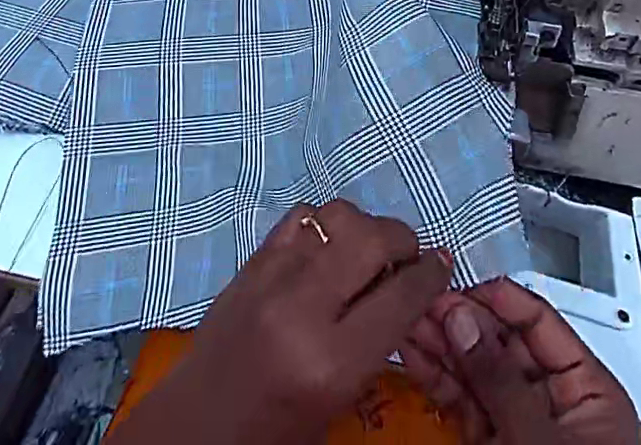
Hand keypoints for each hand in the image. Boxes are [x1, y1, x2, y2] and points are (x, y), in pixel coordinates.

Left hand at [109, 201, 452, 444]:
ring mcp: (271, 276)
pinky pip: (298, 218)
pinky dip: (323, 223)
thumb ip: (376, 341)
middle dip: (400, 238)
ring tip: (367, 247)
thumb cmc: (277, 429)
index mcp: (332, 360)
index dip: (429, 275)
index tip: (441, 263)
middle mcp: (302, 307)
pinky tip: (328, 244)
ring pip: (333, 216)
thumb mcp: (340, 398)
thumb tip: (409, 286)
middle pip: (369, 239)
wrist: (199, 420)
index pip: (398, 297)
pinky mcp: (250, 260)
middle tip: (407, 253)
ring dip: (362, 224)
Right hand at [398, 278, 638, 444]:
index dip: (494, 299)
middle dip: (457, 318)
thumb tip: (466, 319)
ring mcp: (520, 421)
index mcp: (589, 393)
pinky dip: (436, 373)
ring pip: (474, 364)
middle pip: (500, 339)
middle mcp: (554, 401)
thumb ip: (500, 377)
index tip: (454, 285)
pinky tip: (414, 352)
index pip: (539, 321)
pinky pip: (461, 395)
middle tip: (420, 302)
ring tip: (407, 320)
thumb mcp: (538, 442)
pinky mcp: (492, 440)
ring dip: (439, 341)